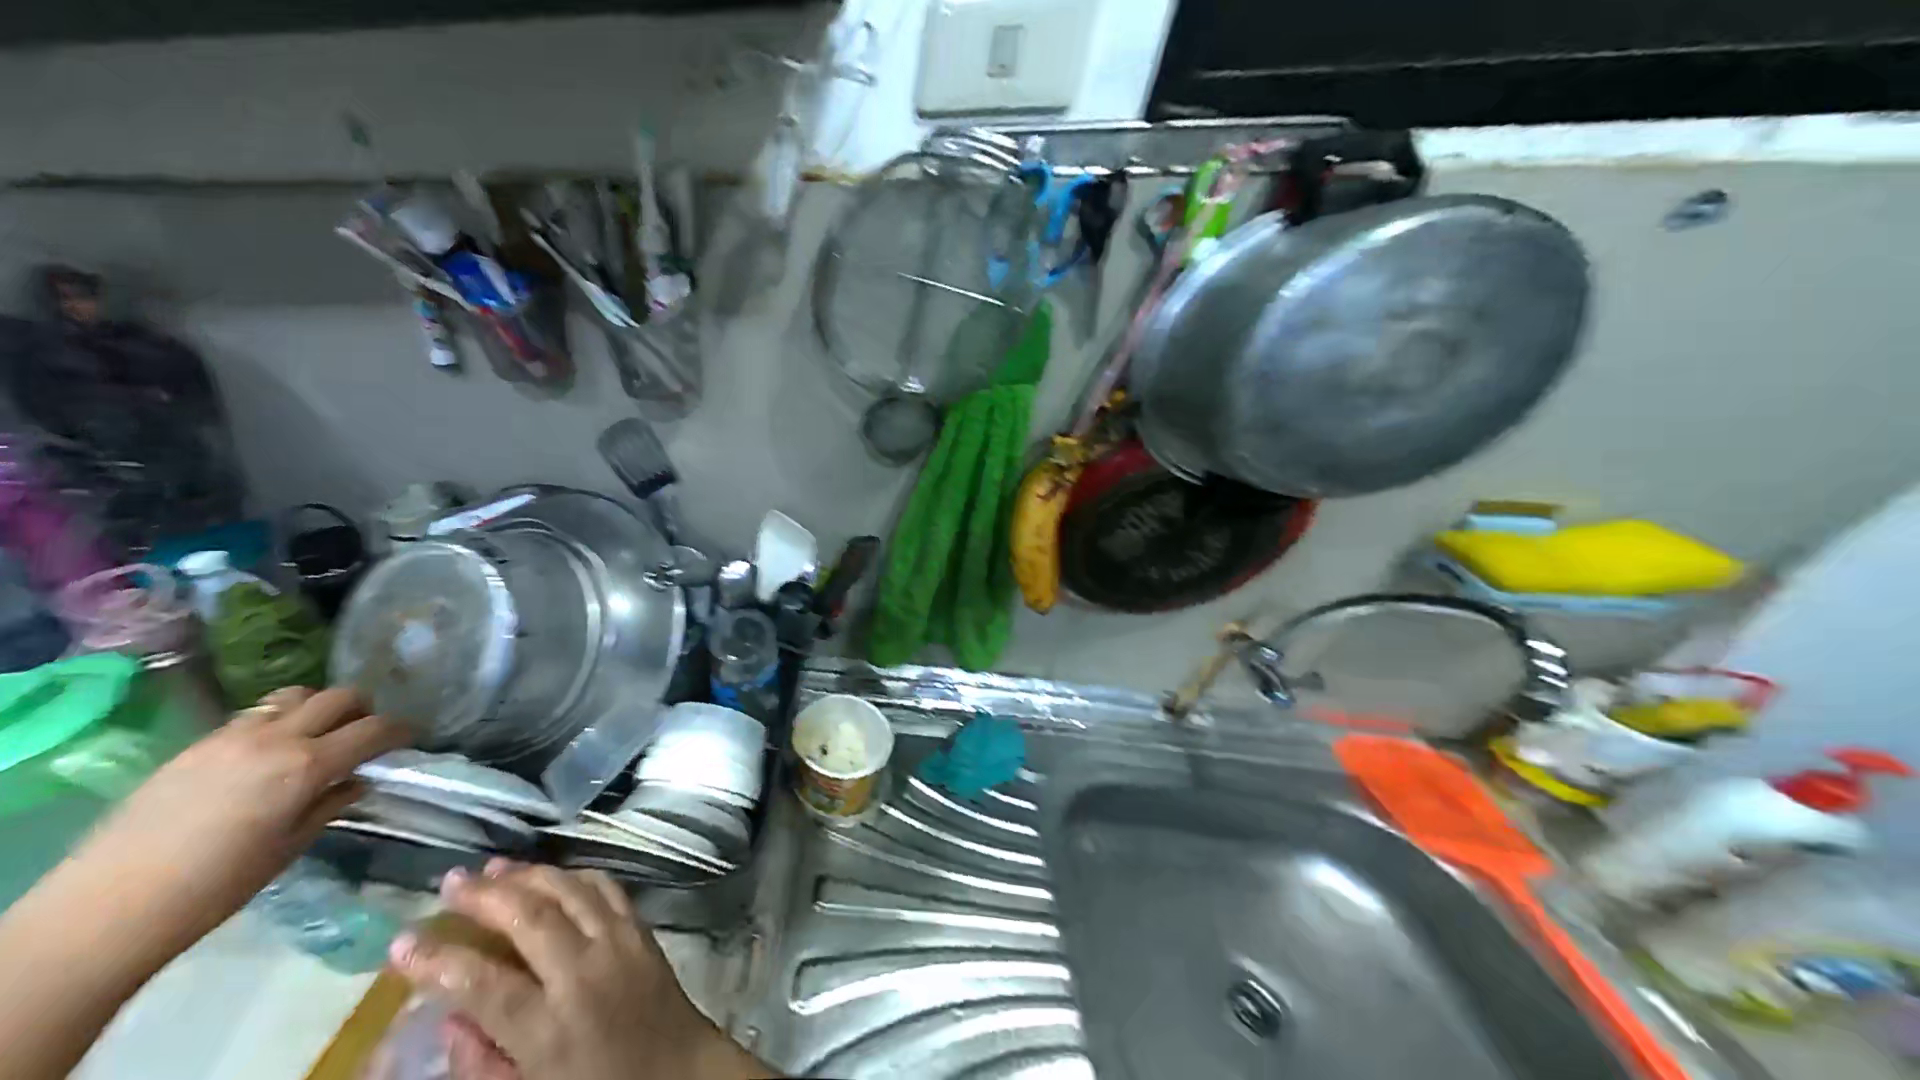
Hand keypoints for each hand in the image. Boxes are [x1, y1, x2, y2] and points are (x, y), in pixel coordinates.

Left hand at [0, 686, 408, 1079]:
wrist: (108, 909)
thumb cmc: (216, 887)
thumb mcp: (290, 848)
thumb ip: (330, 805)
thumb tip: (357, 781)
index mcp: (307, 766)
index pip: (374, 729)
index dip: (401, 730)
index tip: (410, 738)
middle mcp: (275, 739)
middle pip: (338, 697)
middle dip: (363, 709)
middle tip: (367, 733)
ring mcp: (231, 738)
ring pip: (295, 695)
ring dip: (318, 707)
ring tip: (318, 734)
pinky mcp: (197, 746)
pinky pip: (253, 715)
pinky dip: (278, 720)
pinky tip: (270, 751)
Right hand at [390, 860, 775, 1079]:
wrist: (679, 1070)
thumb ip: (482, 1063)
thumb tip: (450, 1018)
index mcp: (549, 1029)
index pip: (483, 985)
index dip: (439, 962)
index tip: (403, 942)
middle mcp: (585, 973)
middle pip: (531, 919)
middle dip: (486, 896)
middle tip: (450, 881)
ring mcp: (619, 943)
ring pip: (570, 892)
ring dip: (529, 874)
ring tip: (492, 867)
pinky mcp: (641, 929)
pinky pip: (605, 889)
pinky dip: (573, 875)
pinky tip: (550, 874)